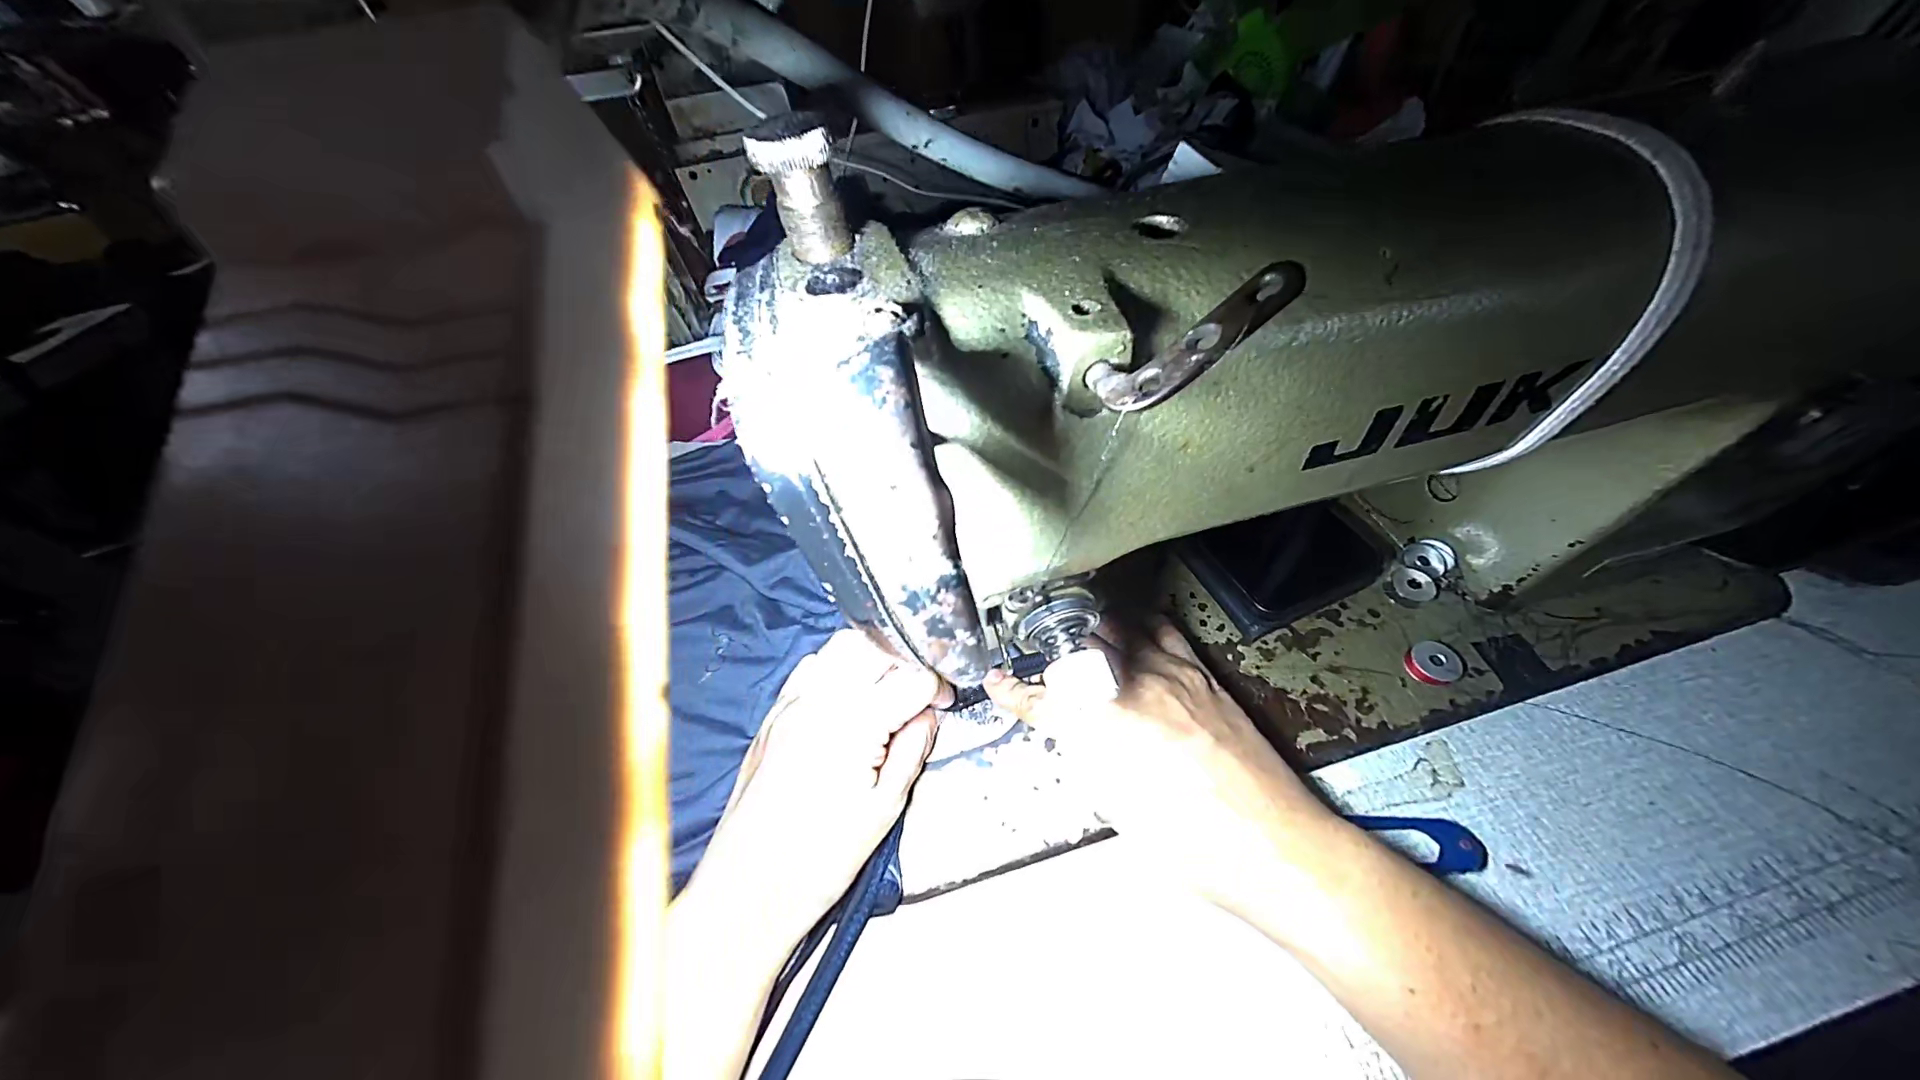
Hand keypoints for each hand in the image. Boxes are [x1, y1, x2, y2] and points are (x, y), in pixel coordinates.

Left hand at [685, 629, 947, 952]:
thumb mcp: (884, 809)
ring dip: (871, 659)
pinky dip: (836, 670)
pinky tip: (848, 699)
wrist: (748, 887)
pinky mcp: (773, 716)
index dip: (937, 688)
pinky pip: (810, 668)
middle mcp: (818, 702)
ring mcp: (791, 705)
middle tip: (920, 692)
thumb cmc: (813, 861)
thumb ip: (912, 751)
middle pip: (876, 647)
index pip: (910, 678)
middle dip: (906, 662)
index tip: (943, 702)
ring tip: (887, 692)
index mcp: (853, 725)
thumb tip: (928, 718)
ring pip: (840, 647)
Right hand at [983, 617, 1336, 908]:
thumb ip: (1085, 753)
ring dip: (1090, 632)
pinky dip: (1138, 625)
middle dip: (1048, 656)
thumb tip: (1073, 732)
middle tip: (1039, 665)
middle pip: (1075, 649)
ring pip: (1115, 629)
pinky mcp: (1200, 674)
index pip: (1040, 698)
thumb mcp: (1115, 805)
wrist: (1271, 844)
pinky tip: (1134, 633)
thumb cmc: (1194, 843)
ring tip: (1078, 639)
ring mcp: (1168, 673)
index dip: (1012, 691)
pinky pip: (1161, 631)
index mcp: (1099, 724)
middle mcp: (1129, 686)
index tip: (1000, 684)